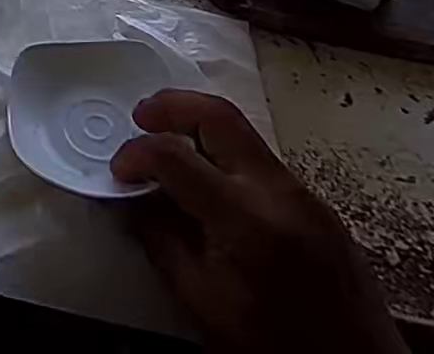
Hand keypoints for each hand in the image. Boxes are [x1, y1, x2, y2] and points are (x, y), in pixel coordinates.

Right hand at [111, 90, 406, 353]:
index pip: (176, 157)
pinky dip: (223, 151)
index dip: (137, 155)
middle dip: (171, 104)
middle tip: (140, 116)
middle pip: (217, 114)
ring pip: (240, 129)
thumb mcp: (203, 305)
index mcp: (246, 221)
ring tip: (166, 139)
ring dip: (197, 123)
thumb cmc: (277, 350)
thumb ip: (162, 242)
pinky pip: (258, 156)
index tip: (120, 169)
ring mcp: (302, 190)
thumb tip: (135, 199)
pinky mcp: (313, 199)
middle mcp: (278, 191)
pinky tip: (207, 176)